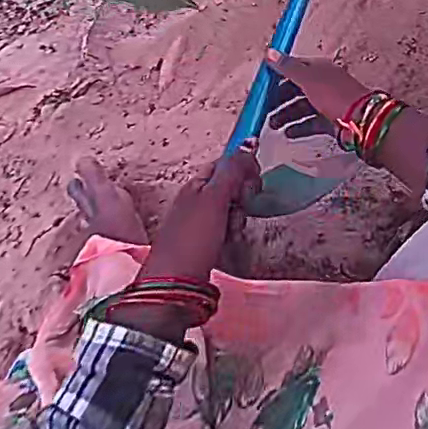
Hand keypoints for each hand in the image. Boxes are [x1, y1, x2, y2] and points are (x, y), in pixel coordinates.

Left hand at [108, 145, 261, 339]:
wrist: (174, 286)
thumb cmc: (192, 239)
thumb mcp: (215, 199)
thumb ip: (233, 171)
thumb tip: (248, 141)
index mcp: (196, 183)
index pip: (224, 163)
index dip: (241, 168)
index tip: (253, 180)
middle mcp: (197, 199)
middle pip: (230, 187)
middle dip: (241, 196)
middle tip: (239, 208)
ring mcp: (200, 223)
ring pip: (232, 210)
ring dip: (238, 219)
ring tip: (232, 232)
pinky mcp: (205, 244)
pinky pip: (227, 231)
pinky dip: (232, 236)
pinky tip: (230, 244)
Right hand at [264, 50, 373, 132]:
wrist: (361, 120)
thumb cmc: (334, 95)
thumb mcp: (307, 79)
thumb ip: (287, 67)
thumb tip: (270, 51)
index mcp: (319, 69)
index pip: (293, 68)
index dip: (277, 75)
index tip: (262, 86)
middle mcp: (323, 84)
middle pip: (296, 89)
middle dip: (279, 99)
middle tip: (264, 109)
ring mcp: (328, 103)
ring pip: (302, 107)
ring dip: (286, 115)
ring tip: (272, 125)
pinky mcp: (332, 121)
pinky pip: (311, 123)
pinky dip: (299, 127)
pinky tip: (288, 133)